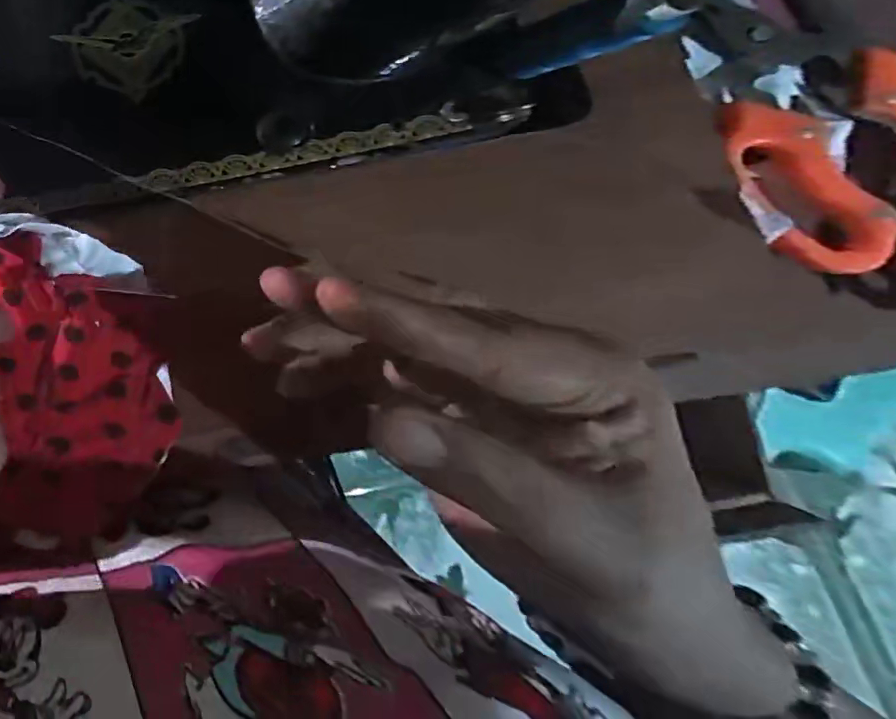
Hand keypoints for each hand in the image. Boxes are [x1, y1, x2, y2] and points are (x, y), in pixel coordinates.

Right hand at [245, 269, 798, 715]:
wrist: (639, 610)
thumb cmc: (628, 575)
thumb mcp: (572, 537)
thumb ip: (481, 472)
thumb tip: (383, 422)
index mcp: (587, 372)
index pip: (476, 341)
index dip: (396, 317)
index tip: (327, 291)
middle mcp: (528, 351)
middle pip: (419, 315)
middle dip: (340, 305)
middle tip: (270, 285)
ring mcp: (481, 368)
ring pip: (387, 335)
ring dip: (321, 335)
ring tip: (256, 342)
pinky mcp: (446, 389)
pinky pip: (376, 368)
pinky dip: (329, 371)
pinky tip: (290, 382)